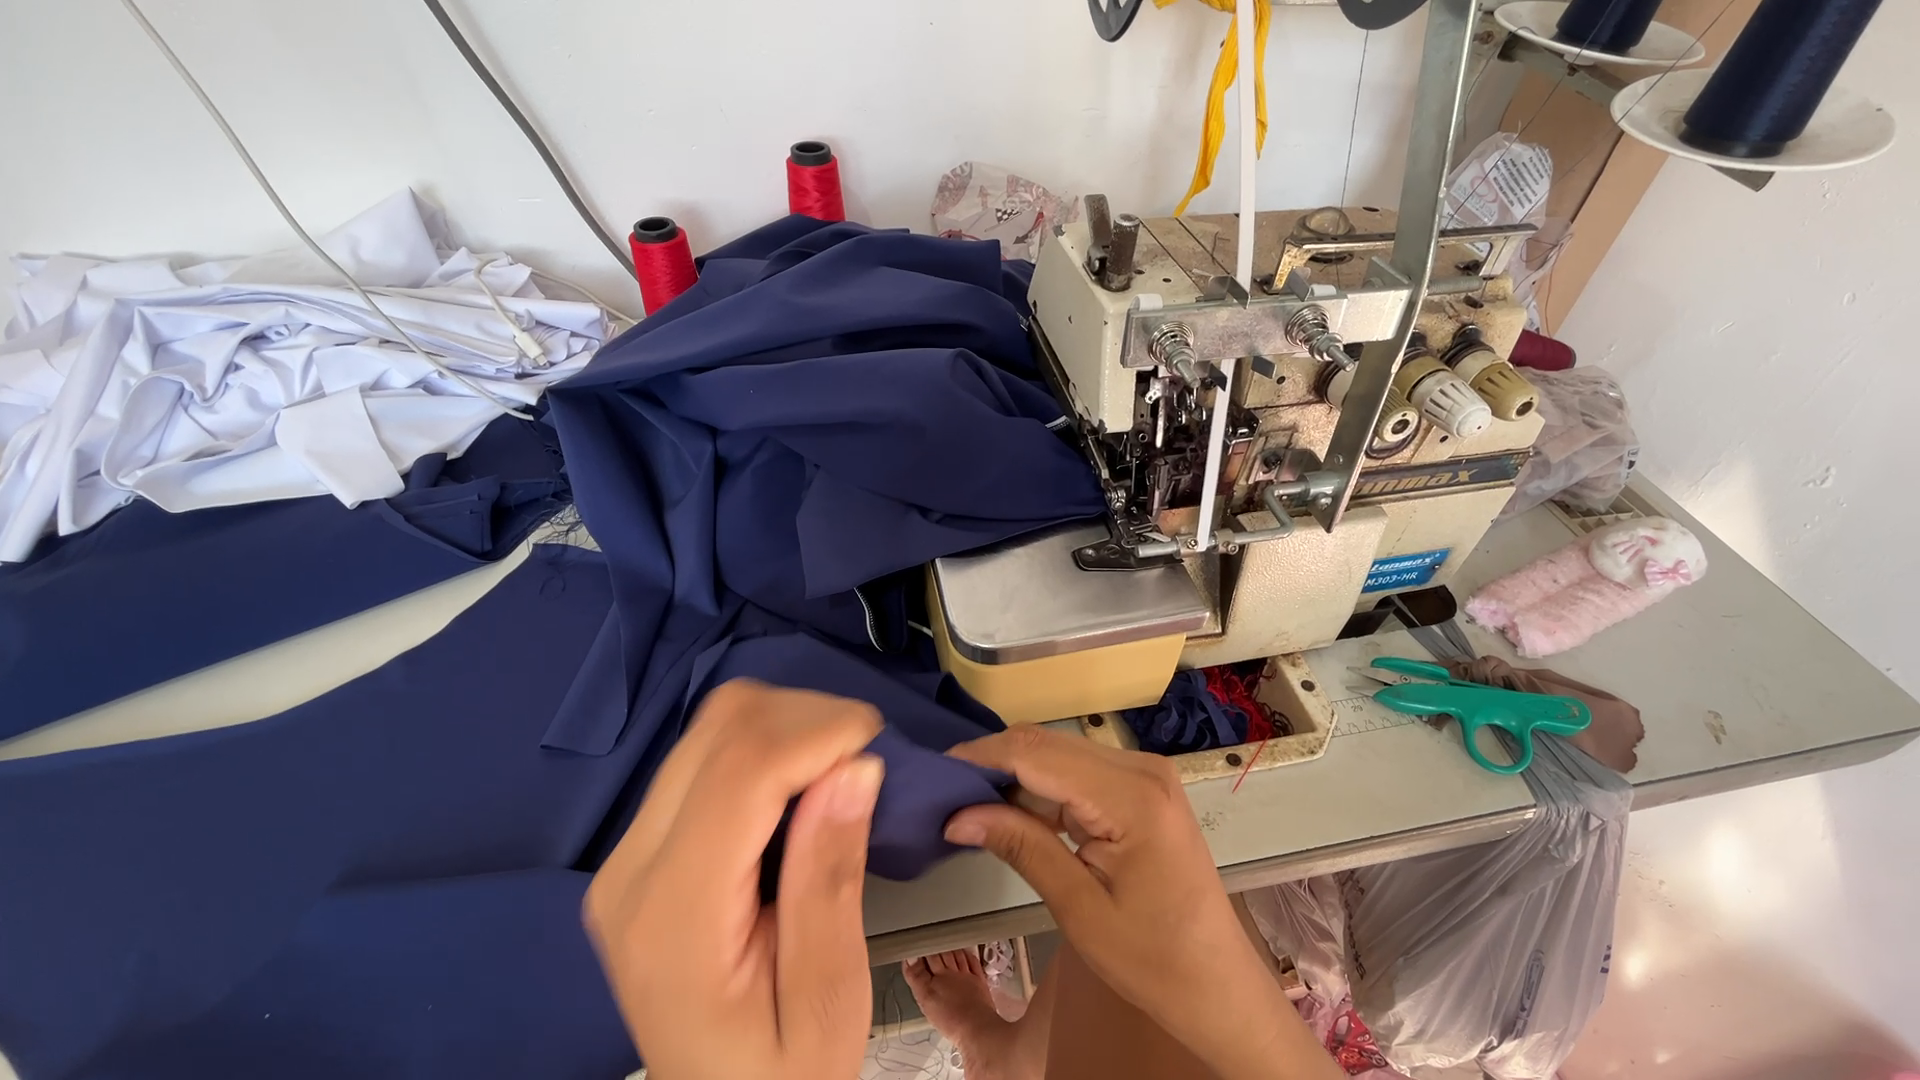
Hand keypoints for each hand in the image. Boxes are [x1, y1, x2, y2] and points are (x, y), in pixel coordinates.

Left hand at [584, 680, 884, 1079]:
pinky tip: (800, 783)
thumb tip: (856, 766)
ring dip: (785, 725)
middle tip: (865, 761)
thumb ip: (830, 878)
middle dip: (806, 718)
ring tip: (837, 770)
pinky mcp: (641, 846)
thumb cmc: (783, 1072)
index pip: (740, 772)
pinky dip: (764, 744)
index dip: (817, 732)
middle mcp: (631, 869)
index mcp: (674, 916)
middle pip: (719, 731)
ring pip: (710, 728)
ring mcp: (627, 853)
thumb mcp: (827, 998)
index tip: (879, 742)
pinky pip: (705, 754)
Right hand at [944, 728, 1340, 1079]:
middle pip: (1047, 744)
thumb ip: (1021, 845)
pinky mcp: (1143, 787)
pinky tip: (1012, 807)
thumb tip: (958, 813)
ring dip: (1014, 771)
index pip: (1037, 754)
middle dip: (993, 762)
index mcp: (1131, 796)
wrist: (1218, 984)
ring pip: (1060, 752)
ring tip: (968, 799)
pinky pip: (1080, 770)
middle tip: (944, 791)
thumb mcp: (1079, 908)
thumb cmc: (1153, 959)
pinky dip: (1041, 784)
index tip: (934, 776)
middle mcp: (1141, 768)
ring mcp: (1146, 774)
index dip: (981, 758)